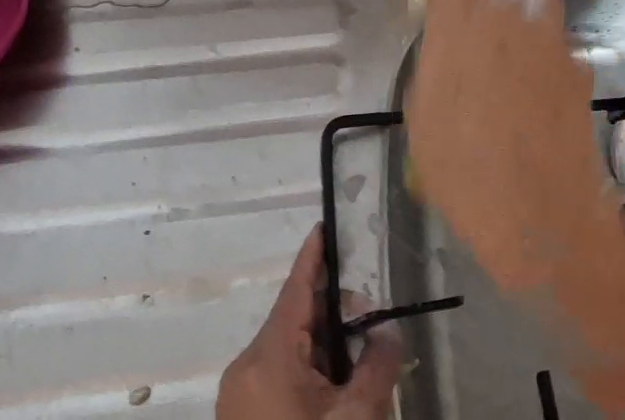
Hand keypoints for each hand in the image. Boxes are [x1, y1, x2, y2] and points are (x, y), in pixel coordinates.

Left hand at [216, 225, 402, 419]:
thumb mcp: (358, 415)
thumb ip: (378, 364)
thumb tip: (384, 333)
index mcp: (269, 356)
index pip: (297, 291)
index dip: (314, 257)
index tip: (326, 224)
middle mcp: (247, 366)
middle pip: (297, 318)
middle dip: (337, 311)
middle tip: (375, 322)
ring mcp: (240, 395)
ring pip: (290, 349)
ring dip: (327, 346)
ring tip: (363, 363)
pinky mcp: (242, 417)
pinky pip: (281, 374)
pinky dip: (312, 368)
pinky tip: (339, 387)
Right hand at [405, 0, 615, 290]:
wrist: (539, 219)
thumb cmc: (466, 182)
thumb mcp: (425, 127)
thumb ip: (433, 69)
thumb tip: (444, 43)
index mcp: (457, 36)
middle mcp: (504, 26)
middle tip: (485, 20)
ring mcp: (549, 44)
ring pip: (538, 3)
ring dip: (528, 15)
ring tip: (519, 49)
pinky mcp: (579, 66)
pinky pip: (561, 43)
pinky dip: (552, 53)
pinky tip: (545, 87)